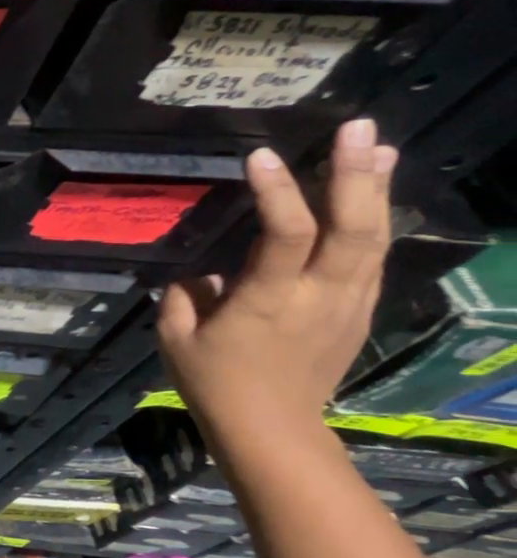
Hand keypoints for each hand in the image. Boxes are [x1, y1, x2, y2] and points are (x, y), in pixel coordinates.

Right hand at [159, 119, 397, 429]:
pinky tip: (373, 200)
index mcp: (269, 300)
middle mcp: (319, 295)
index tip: (262, 156)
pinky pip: (372, 258)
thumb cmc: (213, 382)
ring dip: (376, 190)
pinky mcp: (359, 312)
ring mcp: (348, 303)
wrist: (271, 427)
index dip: (277, 193)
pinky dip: (374, 223)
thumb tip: (208, 274)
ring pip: (373, 238)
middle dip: (356, 175)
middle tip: (358, 130)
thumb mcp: (176, 339)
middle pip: (352, 227)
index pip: (285, 235)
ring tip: (380, 149)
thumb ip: (187, 296)